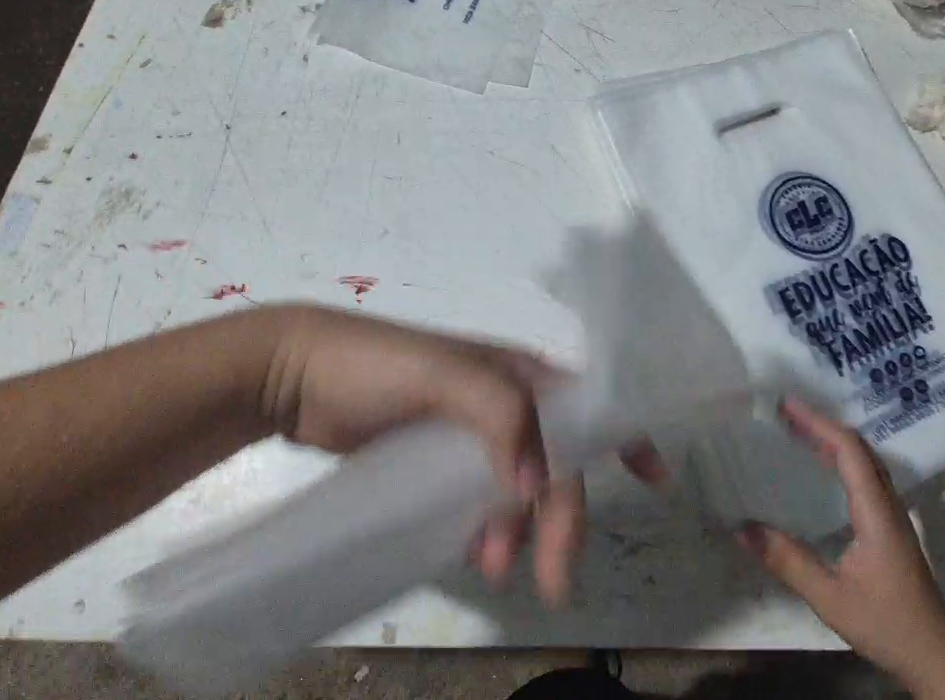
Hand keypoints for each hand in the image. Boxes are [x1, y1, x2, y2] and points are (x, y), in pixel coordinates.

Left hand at [256, 305, 663, 605]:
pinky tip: (472, 553)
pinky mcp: (434, 460)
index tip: (654, 479)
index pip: (587, 402)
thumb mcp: (444, 376)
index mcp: (519, 372)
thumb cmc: (375, 364)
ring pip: (518, 487)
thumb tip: (538, 484)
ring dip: (519, 529)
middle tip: (550, 580)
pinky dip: (486, 527)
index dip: (624, 436)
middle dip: (560, 517)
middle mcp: (505, 401)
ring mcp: (470, 432)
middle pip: (554, 463)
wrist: (289, 375)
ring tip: (491, 567)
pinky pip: (478, 498)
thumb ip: (500, 417)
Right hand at [735, 398, 944, 698]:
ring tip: (798, 434)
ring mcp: (893, 515)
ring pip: (865, 463)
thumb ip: (787, 561)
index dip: (819, 423)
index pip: (849, 450)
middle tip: (784, 414)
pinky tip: (822, 474)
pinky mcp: (891, 528)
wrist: (934, 654)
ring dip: (833, 442)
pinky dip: (842, 462)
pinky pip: (866, 479)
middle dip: (822, 425)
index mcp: (876, 510)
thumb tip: (742, 529)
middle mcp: (888, 503)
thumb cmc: (885, 623)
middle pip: (859, 449)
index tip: (787, 406)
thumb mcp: (830, 597)